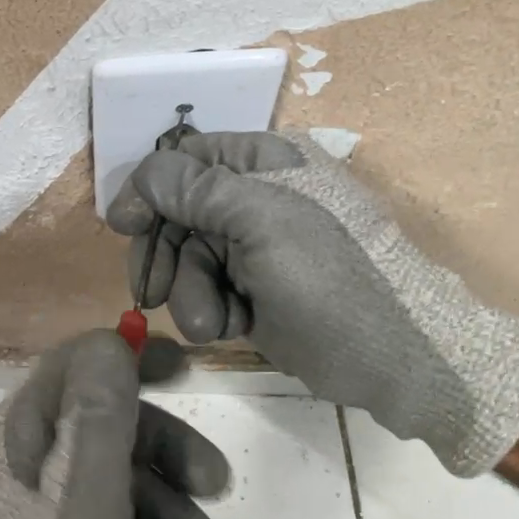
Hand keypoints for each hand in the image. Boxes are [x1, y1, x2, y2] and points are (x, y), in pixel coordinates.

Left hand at [0, 331, 231, 518]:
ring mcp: (50, 502)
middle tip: (218, 485)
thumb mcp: (88, 499)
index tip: (185, 367)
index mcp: (20, 435)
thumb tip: (111, 341)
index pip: (74, 366)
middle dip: (170, 453)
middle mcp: (30, 458)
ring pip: (127, 477)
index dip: (128, 358)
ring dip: (175, 515)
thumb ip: (99, 417)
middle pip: (112, 423)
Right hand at [105, 129, 518, 475]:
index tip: (124, 226)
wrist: (394, 359)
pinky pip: (207, 290)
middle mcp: (256, 198)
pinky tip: (234, 326)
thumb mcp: (262, 222)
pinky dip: (211, 310)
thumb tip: (137, 175)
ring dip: (189, 292)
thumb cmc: (332, 277)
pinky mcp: (253, 289)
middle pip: (177, 212)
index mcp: (267, 164)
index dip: (150, 190)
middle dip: (167, 255)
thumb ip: (194, 189)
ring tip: (209, 323)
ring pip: (187, 258)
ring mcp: (255, 246)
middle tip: (151, 293)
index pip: (186, 159)